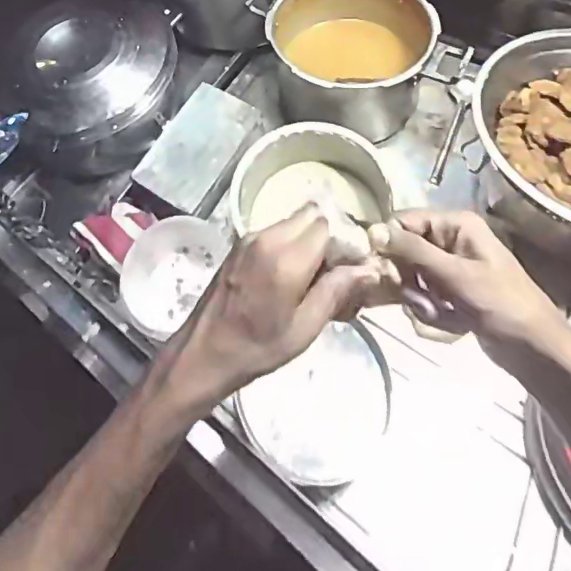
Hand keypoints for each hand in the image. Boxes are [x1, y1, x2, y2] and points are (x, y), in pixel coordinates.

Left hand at [152, 209, 381, 415]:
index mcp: (286, 259)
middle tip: (330, 269)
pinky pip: (275, 230)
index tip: (347, 267)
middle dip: (326, 236)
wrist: (202, 354)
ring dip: (306, 238)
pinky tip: (286, 274)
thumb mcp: (304, 328)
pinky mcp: (239, 243)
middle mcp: (267, 239)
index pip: (327, 226)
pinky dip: (288, 242)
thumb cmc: (256, 349)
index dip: (342, 243)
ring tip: (308, 274)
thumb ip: (335, 291)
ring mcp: (249, 238)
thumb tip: (368, 269)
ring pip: (292, 221)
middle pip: (310, 216)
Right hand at [381, 211, 570, 366]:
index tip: (385, 272)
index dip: (390, 246)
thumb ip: (412, 251)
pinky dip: (435, 315)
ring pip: (412, 282)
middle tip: (428, 303)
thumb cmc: (500, 302)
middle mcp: (450, 240)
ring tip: (449, 316)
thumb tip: (373, 230)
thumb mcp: (454, 275)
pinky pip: (425, 300)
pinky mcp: (451, 293)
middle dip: (412, 285)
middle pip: (404, 254)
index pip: (404, 222)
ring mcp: (451, 268)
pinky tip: (456, 325)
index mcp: (455, 224)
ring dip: (424, 304)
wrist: (534, 347)